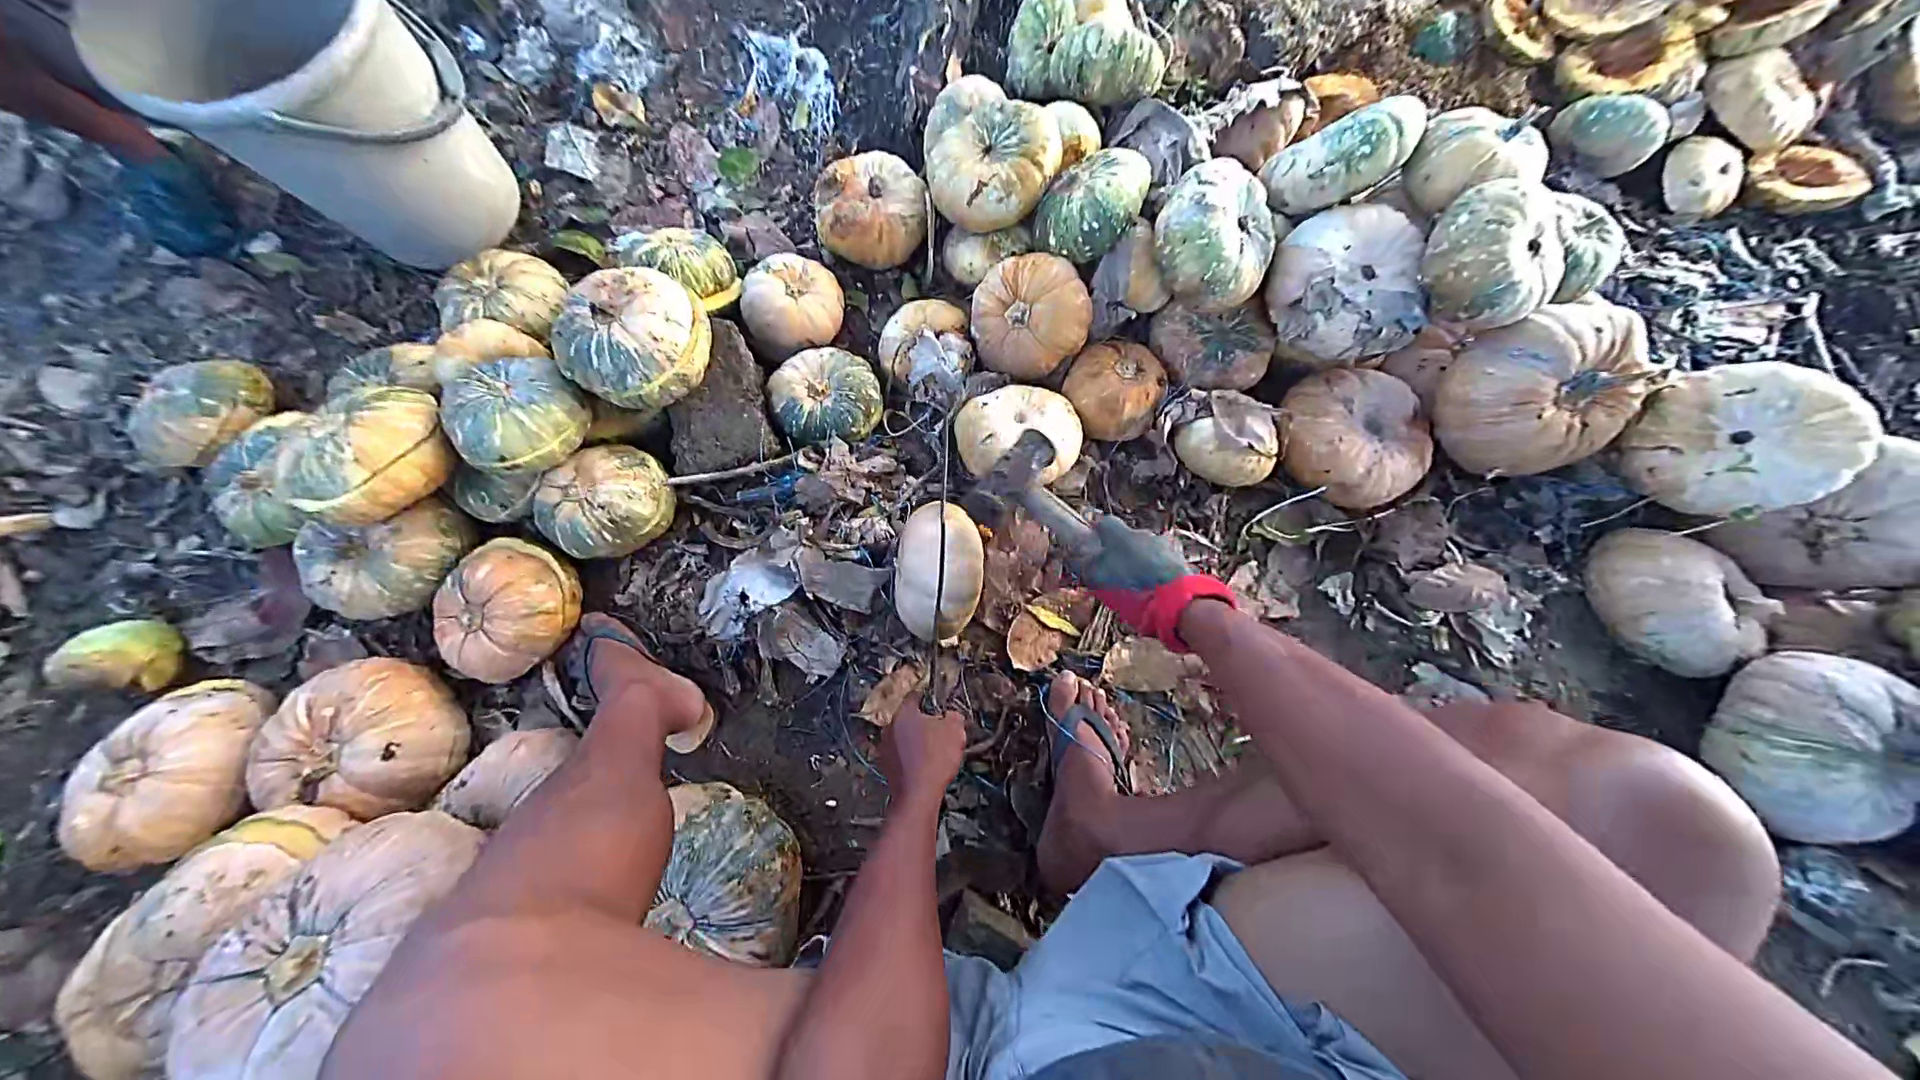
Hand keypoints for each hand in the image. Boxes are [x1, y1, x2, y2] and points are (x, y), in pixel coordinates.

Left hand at [881, 700, 966, 811]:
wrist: (918, 795)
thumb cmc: (936, 758)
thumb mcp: (954, 730)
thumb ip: (953, 716)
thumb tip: (950, 715)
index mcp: (904, 713)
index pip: (915, 696)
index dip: (929, 698)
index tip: (939, 705)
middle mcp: (889, 727)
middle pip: (909, 718)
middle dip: (923, 722)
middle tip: (940, 731)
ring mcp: (884, 747)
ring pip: (903, 737)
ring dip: (916, 740)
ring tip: (934, 751)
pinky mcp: (885, 766)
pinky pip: (901, 754)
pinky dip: (911, 756)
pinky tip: (924, 765)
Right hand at [1070, 515, 1236, 651]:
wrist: (1178, 603)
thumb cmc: (1133, 590)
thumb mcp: (1098, 581)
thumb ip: (1084, 566)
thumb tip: (1074, 558)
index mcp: (1121, 534)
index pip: (1103, 523)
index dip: (1095, 534)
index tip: (1089, 547)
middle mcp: (1143, 534)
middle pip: (1125, 538)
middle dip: (1118, 552)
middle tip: (1110, 573)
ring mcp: (1164, 547)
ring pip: (1144, 551)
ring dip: (1138, 563)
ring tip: (1132, 587)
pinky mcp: (1180, 562)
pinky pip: (1160, 564)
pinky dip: (1154, 574)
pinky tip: (1150, 592)